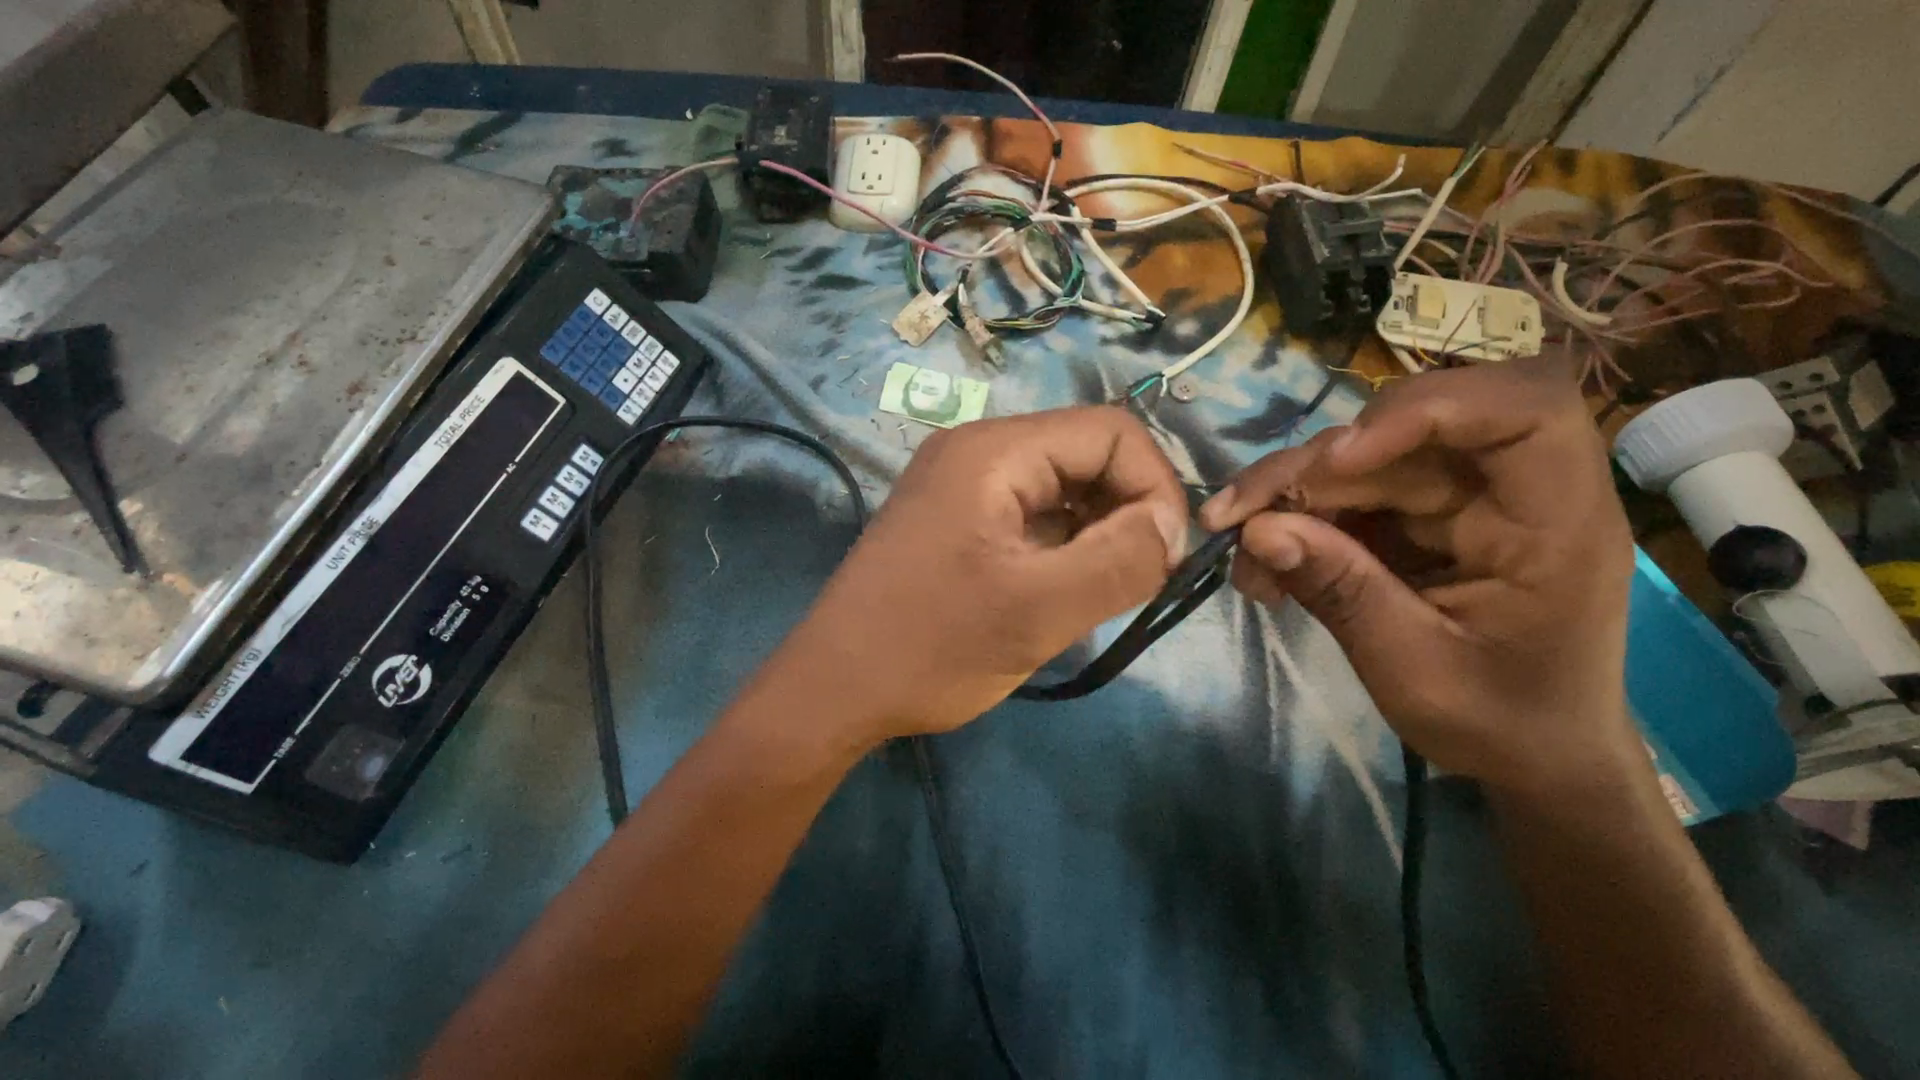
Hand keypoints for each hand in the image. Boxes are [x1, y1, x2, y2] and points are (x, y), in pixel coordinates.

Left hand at [786, 406, 1188, 741]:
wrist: (833, 690)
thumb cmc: (931, 648)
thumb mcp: (1039, 610)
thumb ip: (1120, 560)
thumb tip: (1171, 527)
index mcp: (994, 451)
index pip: (1111, 431)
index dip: (1155, 487)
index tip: (1167, 558)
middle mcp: (978, 451)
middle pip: (1087, 455)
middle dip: (1128, 512)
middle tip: (1135, 583)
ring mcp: (962, 486)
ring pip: (1064, 489)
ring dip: (1098, 534)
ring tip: (1098, 594)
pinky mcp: (956, 521)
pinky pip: (1033, 516)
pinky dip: (1064, 548)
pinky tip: (1061, 594)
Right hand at [1200, 361, 1638, 793]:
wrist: (1533, 755)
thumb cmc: (1500, 722)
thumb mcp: (1415, 671)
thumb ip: (1342, 593)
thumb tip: (1257, 530)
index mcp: (1557, 522)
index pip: (1518, 409)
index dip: (1424, 410)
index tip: (1336, 461)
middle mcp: (1513, 491)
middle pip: (1411, 430)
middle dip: (1314, 465)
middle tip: (1236, 517)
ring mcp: (1466, 499)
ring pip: (1370, 457)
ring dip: (1293, 492)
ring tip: (1237, 544)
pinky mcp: (1428, 516)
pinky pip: (1356, 492)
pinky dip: (1302, 516)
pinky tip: (1265, 556)